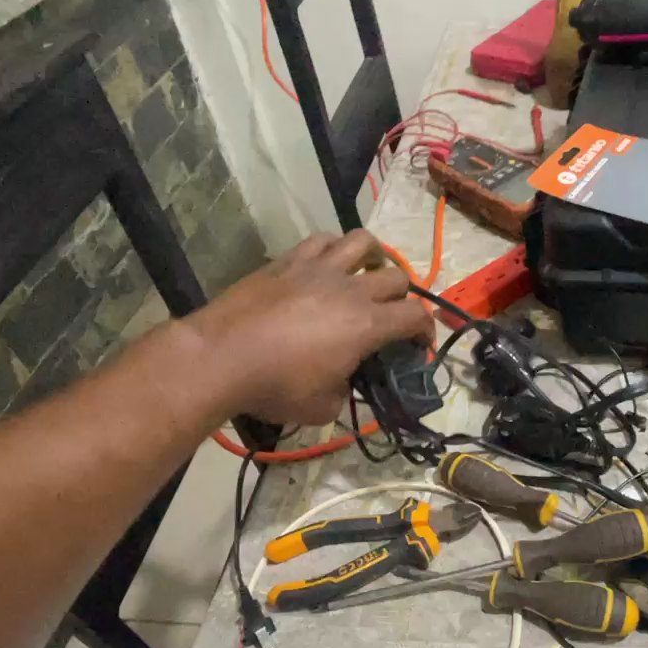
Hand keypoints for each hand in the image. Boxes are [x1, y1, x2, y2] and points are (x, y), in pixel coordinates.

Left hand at [189, 230, 430, 424]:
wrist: (221, 356)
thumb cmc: (276, 387)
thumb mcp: (323, 407)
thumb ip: (346, 389)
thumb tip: (344, 380)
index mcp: (367, 324)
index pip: (416, 315)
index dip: (426, 329)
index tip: (418, 344)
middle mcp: (351, 289)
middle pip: (397, 277)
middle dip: (403, 297)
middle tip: (390, 315)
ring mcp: (319, 268)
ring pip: (364, 243)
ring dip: (375, 257)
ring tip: (367, 273)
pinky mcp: (289, 260)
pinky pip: (322, 240)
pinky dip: (334, 249)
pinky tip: (327, 264)